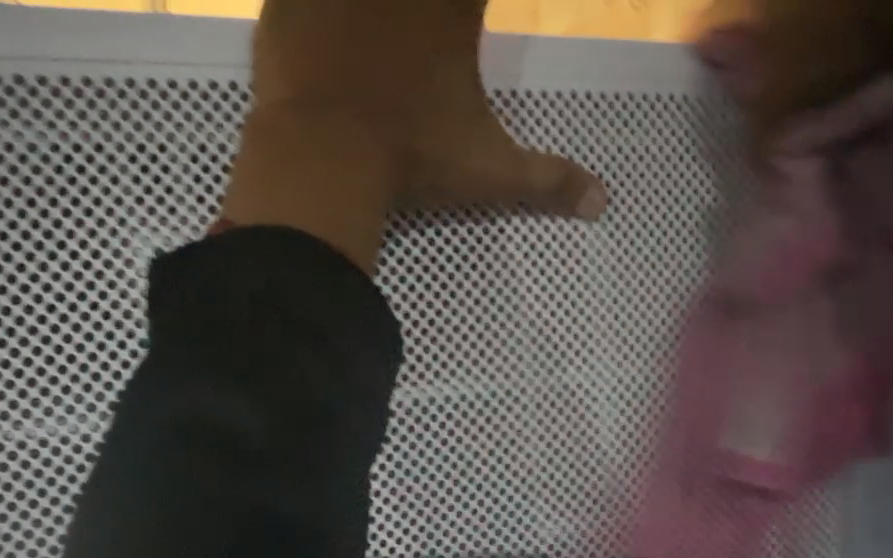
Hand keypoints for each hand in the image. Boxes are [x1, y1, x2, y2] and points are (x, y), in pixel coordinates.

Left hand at [223, 0, 606, 270]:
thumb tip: (604, 202)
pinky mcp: (288, 0)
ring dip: (366, 16)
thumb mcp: (488, 173)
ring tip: (368, 38)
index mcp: (453, 7)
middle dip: (416, 16)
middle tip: (414, 44)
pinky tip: (316, 27)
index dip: (466, 9)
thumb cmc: (412, 160)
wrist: (325, 160)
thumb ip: (547, 180)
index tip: (466, 23)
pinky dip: (303, 9)